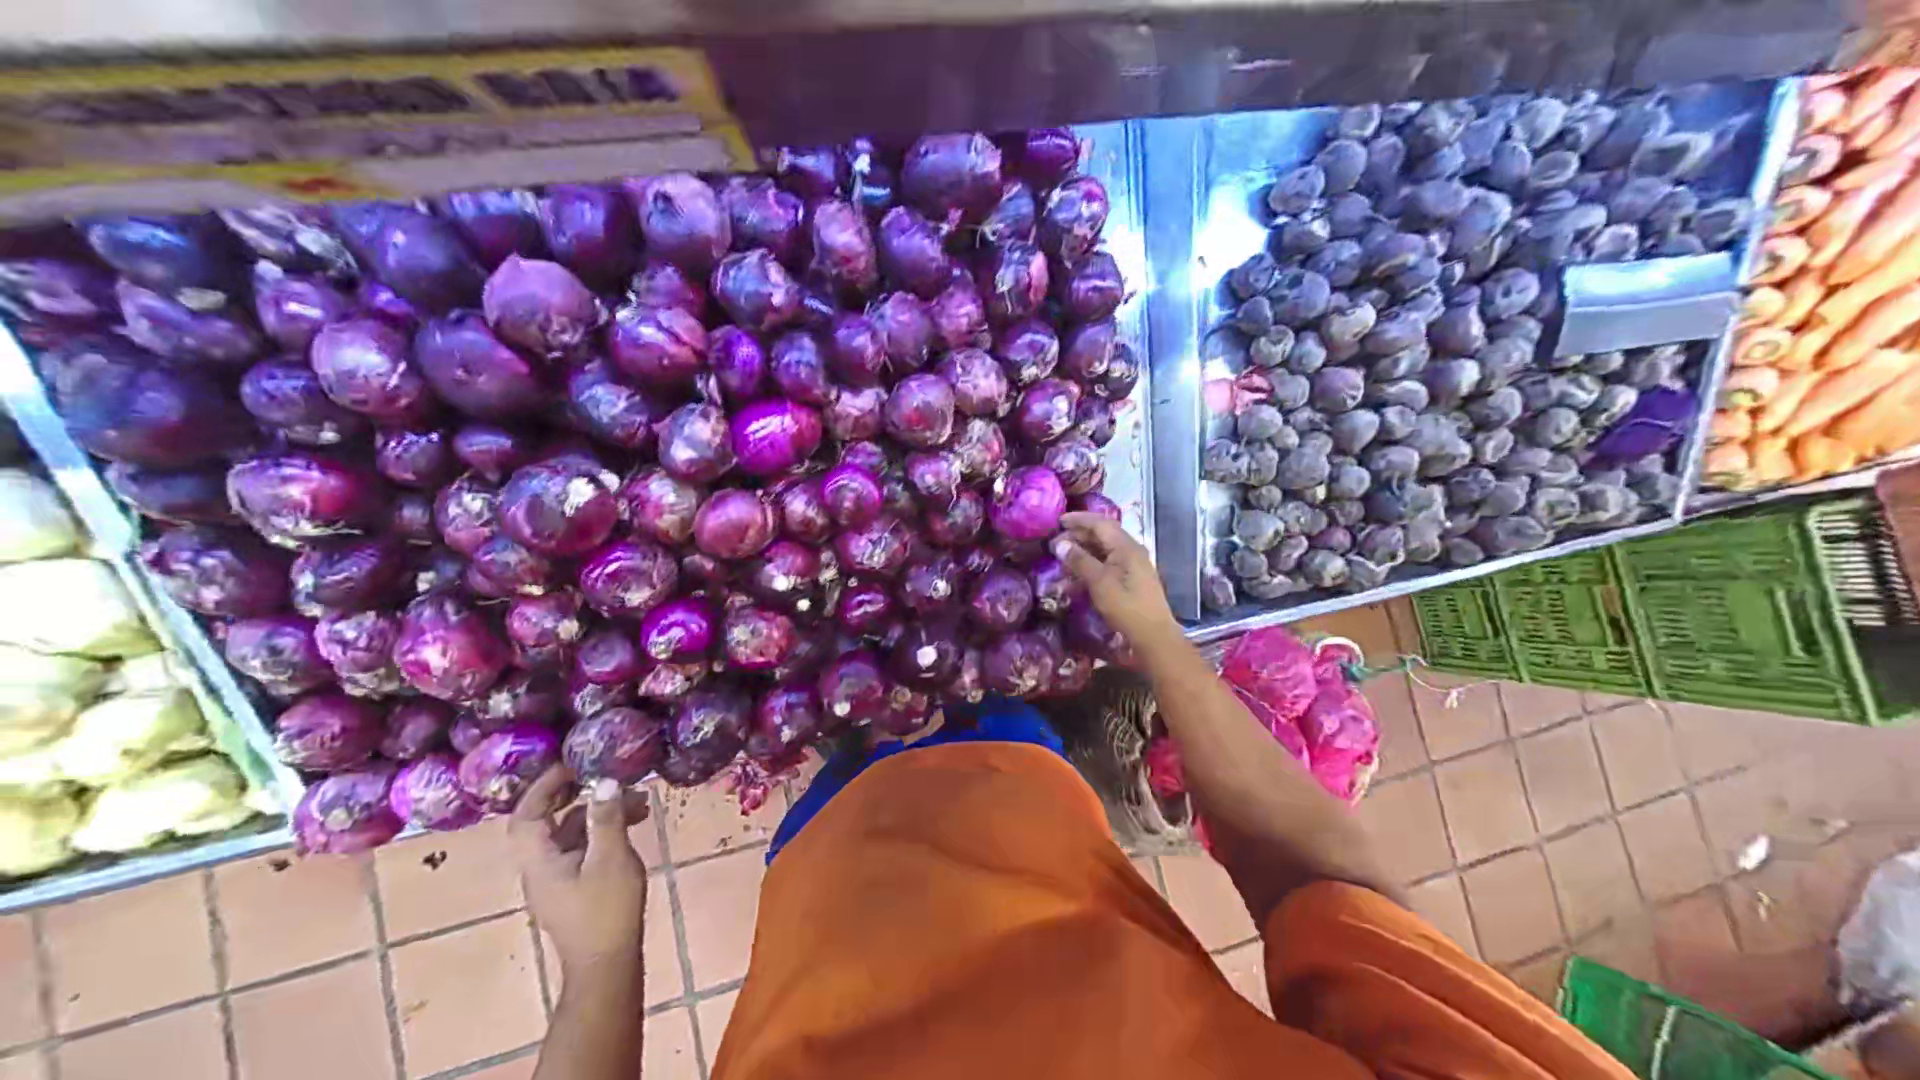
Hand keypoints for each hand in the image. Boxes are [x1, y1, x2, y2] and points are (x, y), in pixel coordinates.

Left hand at [510, 766, 650, 979]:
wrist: (607, 963)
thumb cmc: (606, 910)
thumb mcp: (611, 858)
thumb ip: (606, 818)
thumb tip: (603, 780)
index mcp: (539, 860)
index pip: (526, 816)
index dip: (544, 787)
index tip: (570, 764)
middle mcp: (540, 867)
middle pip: (547, 821)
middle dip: (572, 794)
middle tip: (600, 772)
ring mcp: (558, 878)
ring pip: (570, 833)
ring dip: (597, 811)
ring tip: (636, 798)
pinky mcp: (575, 886)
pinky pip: (583, 847)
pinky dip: (603, 829)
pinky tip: (634, 822)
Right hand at [1057, 512, 1177, 647]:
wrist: (1153, 636)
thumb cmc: (1126, 607)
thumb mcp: (1099, 582)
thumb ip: (1079, 560)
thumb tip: (1059, 544)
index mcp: (1126, 546)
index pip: (1100, 523)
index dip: (1078, 520)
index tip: (1058, 522)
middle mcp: (1131, 551)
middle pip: (1102, 535)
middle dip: (1078, 536)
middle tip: (1056, 544)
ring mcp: (1133, 565)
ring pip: (1104, 551)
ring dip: (1083, 552)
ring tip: (1062, 560)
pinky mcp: (1131, 580)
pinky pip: (1107, 565)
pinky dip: (1091, 567)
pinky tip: (1075, 578)